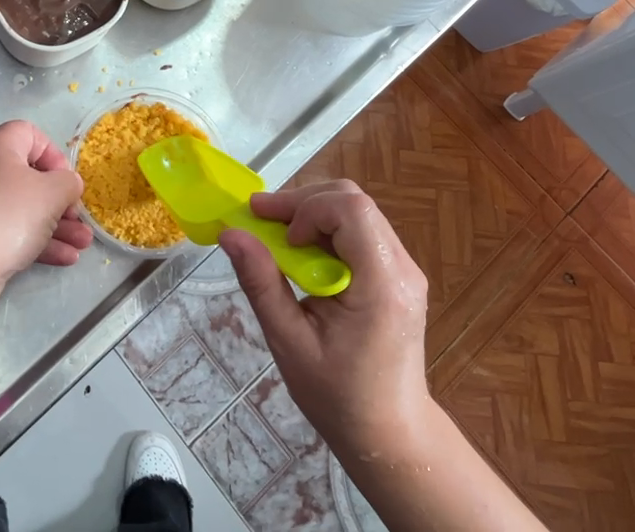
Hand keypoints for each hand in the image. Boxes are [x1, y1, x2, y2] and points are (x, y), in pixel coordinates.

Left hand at [0, 121, 90, 291]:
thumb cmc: (10, 217)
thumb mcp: (52, 193)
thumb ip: (69, 182)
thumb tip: (68, 183)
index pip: (29, 133)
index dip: (54, 154)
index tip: (67, 180)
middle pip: (29, 176)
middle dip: (61, 199)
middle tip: (78, 217)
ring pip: (24, 208)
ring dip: (56, 225)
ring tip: (83, 245)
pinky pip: (11, 230)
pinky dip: (37, 240)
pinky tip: (65, 258)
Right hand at [221, 180, 432, 462]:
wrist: (389, 432)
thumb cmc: (337, 395)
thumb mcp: (289, 342)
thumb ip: (261, 283)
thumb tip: (230, 234)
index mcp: (381, 285)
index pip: (351, 210)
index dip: (306, 208)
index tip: (275, 233)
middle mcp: (402, 268)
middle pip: (353, 201)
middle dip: (302, 202)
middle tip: (262, 221)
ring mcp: (404, 269)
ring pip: (356, 210)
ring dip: (312, 213)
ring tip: (278, 238)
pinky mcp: (397, 275)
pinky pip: (361, 231)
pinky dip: (325, 229)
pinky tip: (301, 253)